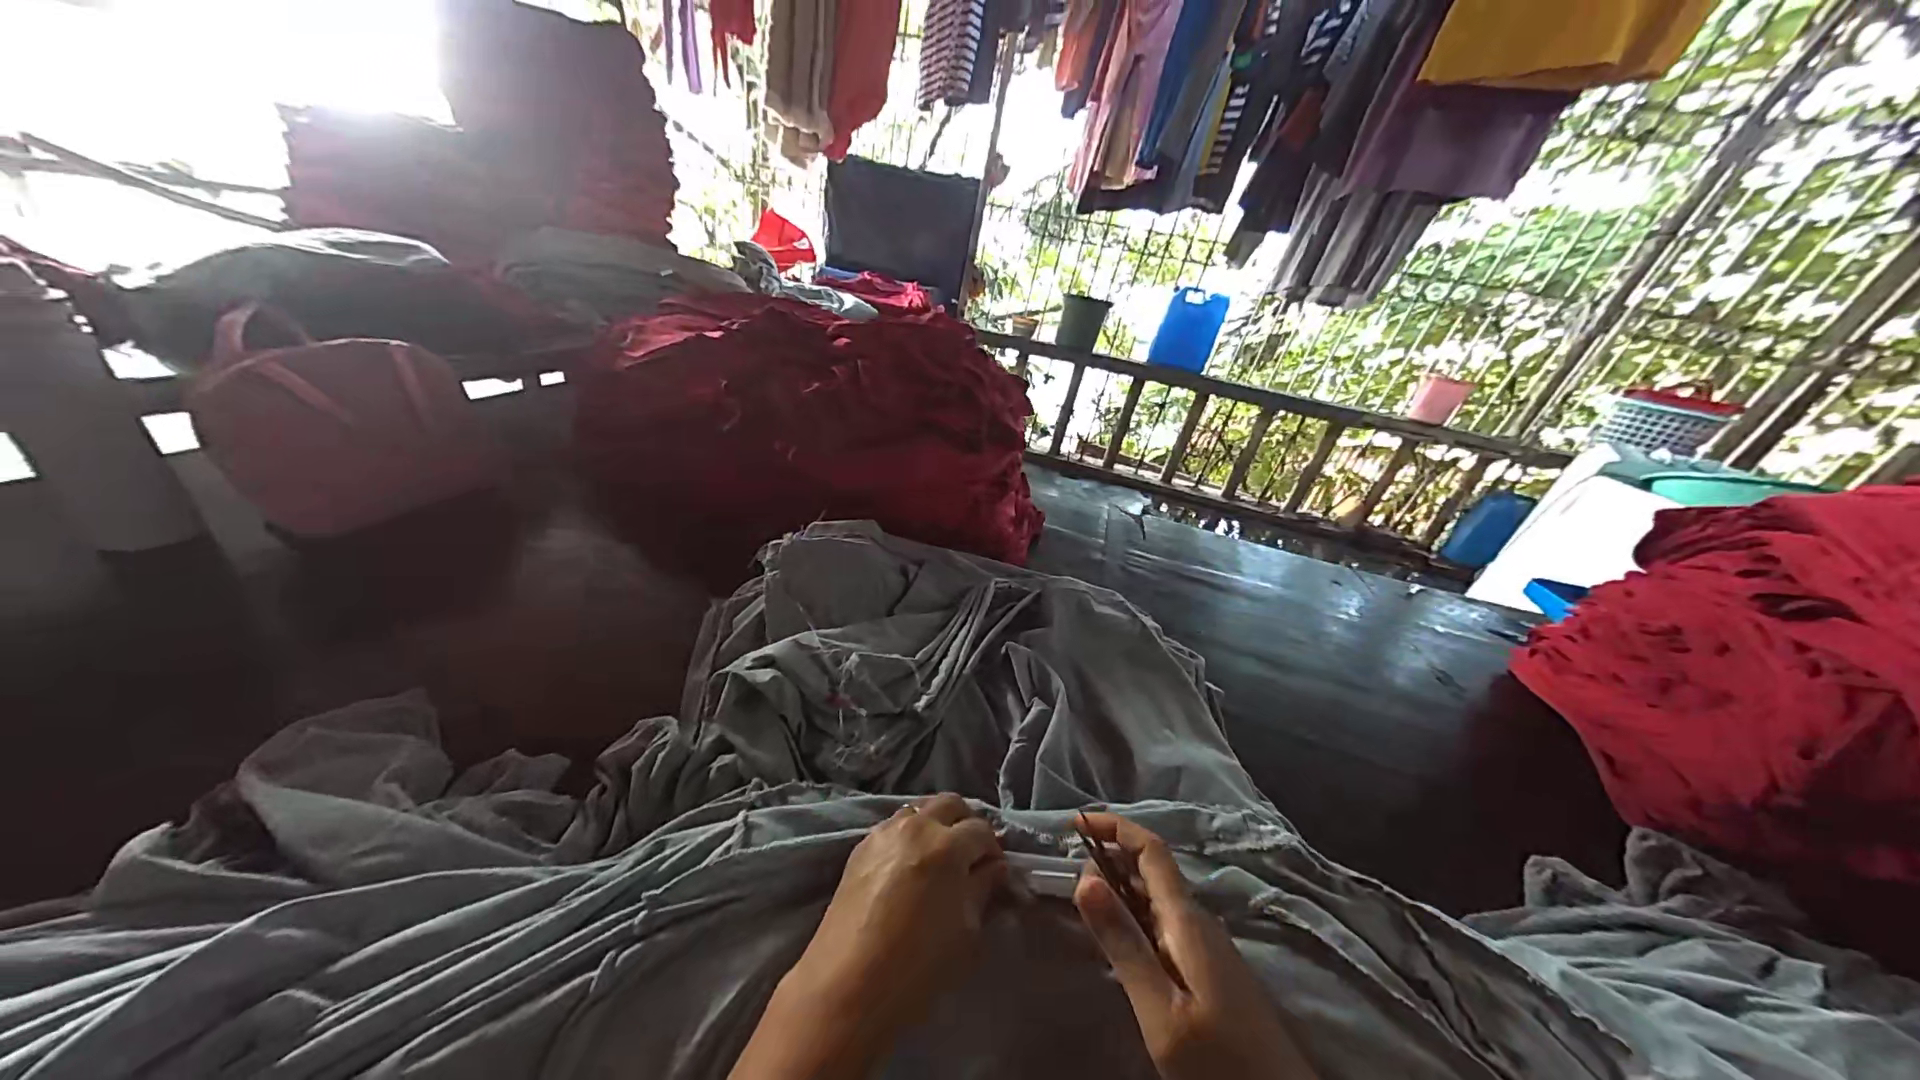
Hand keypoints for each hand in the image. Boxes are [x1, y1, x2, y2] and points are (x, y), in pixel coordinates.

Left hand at [729, 793, 1005, 1079]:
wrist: (848, 984)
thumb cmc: (918, 964)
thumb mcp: (966, 932)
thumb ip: (983, 890)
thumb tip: (994, 869)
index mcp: (947, 845)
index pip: (982, 830)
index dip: (993, 850)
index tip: (995, 872)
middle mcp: (916, 827)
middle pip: (950, 803)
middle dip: (965, 823)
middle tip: (970, 856)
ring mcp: (884, 833)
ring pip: (919, 810)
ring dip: (935, 824)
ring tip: (938, 859)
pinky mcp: (860, 847)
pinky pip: (893, 826)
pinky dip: (909, 835)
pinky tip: (909, 866)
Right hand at [1074, 813, 1319, 1079]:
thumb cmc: (1220, 1062)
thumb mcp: (1160, 1011)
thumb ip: (1124, 944)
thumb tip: (1085, 878)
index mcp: (1187, 920)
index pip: (1151, 849)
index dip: (1114, 826)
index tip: (1075, 821)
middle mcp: (1198, 921)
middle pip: (1150, 871)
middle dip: (1108, 860)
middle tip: (1067, 878)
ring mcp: (1206, 945)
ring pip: (1155, 899)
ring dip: (1118, 890)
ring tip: (1083, 903)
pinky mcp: (1208, 969)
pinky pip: (1163, 925)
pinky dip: (1132, 917)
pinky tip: (1117, 940)